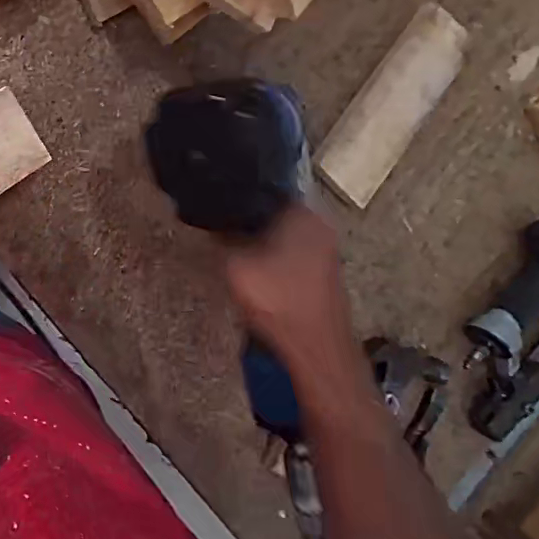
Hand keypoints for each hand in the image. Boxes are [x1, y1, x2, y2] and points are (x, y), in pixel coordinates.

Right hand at [224, 205, 352, 359]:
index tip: (212, 200)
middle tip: (216, 221)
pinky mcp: (324, 271)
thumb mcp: (235, 264)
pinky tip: (253, 266)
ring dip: (258, 238)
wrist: (317, 350)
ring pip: (281, 231)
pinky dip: (272, 255)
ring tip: (229, 242)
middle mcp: (318, 222)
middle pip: (272, 210)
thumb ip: (222, 237)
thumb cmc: (277, 299)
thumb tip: (213, 222)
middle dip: (246, 216)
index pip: (261, 188)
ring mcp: (325, 248)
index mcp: (301, 211)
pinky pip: (290, 251)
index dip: (234, 193)